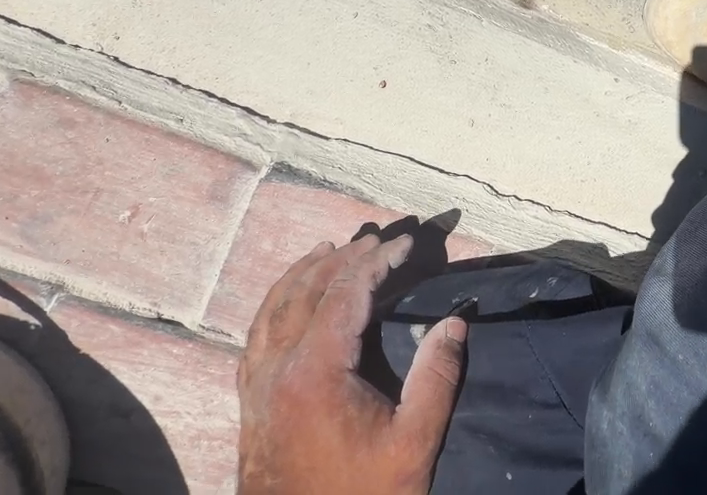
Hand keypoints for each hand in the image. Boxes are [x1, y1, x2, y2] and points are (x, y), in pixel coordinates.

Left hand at [237, 235, 465, 494]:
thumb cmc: (365, 494)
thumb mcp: (414, 439)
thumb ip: (437, 375)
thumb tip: (455, 322)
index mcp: (316, 371)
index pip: (347, 292)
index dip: (378, 260)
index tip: (407, 242)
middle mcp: (277, 370)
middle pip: (307, 291)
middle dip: (345, 257)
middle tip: (378, 237)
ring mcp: (257, 388)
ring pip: (273, 310)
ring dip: (304, 273)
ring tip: (331, 250)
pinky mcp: (250, 405)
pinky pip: (256, 337)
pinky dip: (276, 304)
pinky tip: (290, 301)